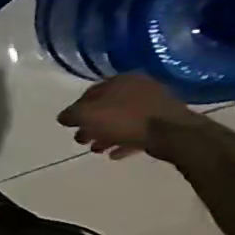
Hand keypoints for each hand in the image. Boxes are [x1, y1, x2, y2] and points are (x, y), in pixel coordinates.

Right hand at [56, 74, 205, 159]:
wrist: (172, 132)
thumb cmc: (127, 119)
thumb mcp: (90, 116)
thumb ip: (73, 115)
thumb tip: (62, 117)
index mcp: (119, 81)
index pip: (91, 93)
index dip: (78, 109)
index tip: (70, 125)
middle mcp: (137, 88)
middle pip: (107, 107)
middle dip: (92, 124)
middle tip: (81, 140)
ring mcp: (152, 104)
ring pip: (122, 120)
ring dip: (106, 135)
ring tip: (96, 150)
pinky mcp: (162, 122)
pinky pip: (137, 132)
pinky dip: (123, 141)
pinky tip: (115, 154)